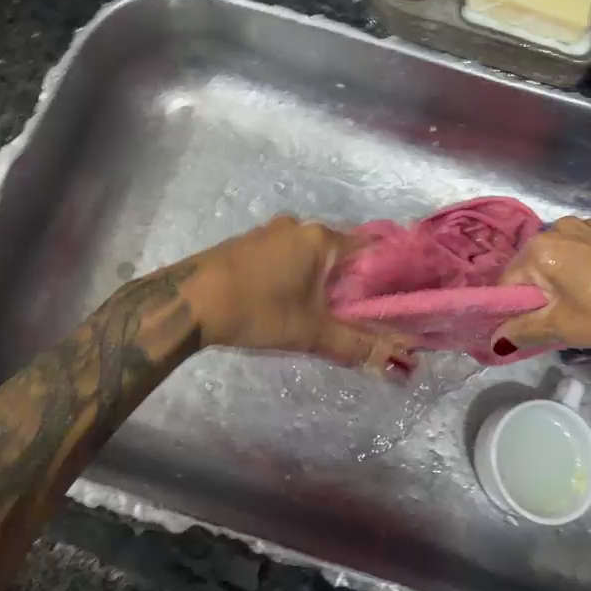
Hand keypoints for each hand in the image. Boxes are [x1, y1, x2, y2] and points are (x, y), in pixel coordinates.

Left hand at [181, 216, 412, 373]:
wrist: (189, 301)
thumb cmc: (257, 310)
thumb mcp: (310, 333)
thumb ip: (357, 346)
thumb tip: (401, 364)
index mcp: (321, 239)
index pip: (370, 247)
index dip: (386, 272)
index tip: (397, 296)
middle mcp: (299, 226)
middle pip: (340, 252)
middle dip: (351, 282)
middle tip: (359, 315)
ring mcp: (271, 231)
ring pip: (310, 255)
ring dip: (320, 280)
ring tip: (323, 313)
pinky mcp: (249, 243)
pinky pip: (286, 256)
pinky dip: (295, 275)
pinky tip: (288, 301)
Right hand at [490, 217, 590, 360]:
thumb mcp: (567, 330)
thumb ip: (524, 330)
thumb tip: (495, 340)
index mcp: (543, 248)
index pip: (508, 281)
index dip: (511, 309)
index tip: (526, 330)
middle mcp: (563, 226)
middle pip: (535, 264)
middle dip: (541, 293)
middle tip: (562, 323)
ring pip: (565, 256)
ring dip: (567, 280)